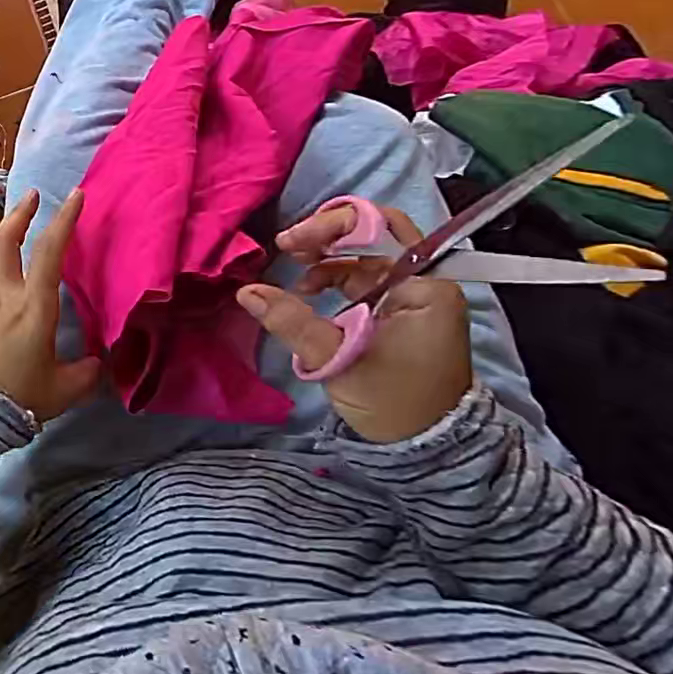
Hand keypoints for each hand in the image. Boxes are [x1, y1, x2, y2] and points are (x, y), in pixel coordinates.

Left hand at [0, 189, 101, 421]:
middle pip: (5, 241)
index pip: (49, 252)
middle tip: (33, 196)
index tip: (76, 196)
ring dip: (1, 234)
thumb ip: (86, 373)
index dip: (64, 220)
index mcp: (34, 305)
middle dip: (20, 214)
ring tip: (12, 227)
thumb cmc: (20, 396)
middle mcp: (5, 295)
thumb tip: (96, 363)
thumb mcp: (65, 389)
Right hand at [236, 201, 471, 443]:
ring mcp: (410, 294)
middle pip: (371, 236)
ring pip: (363, 257)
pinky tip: (308, 293)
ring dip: (326, 260)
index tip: (292, 244)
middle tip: (287, 247)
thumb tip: (247, 293)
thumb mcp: (338, 361)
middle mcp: (423, 281)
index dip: (334, 226)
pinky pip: (362, 280)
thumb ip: (293, 322)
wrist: (425, 446)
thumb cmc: (392, 402)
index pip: (381, 228)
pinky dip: (333, 280)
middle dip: (326, 237)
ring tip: (294, 277)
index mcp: (424, 286)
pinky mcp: (396, 309)